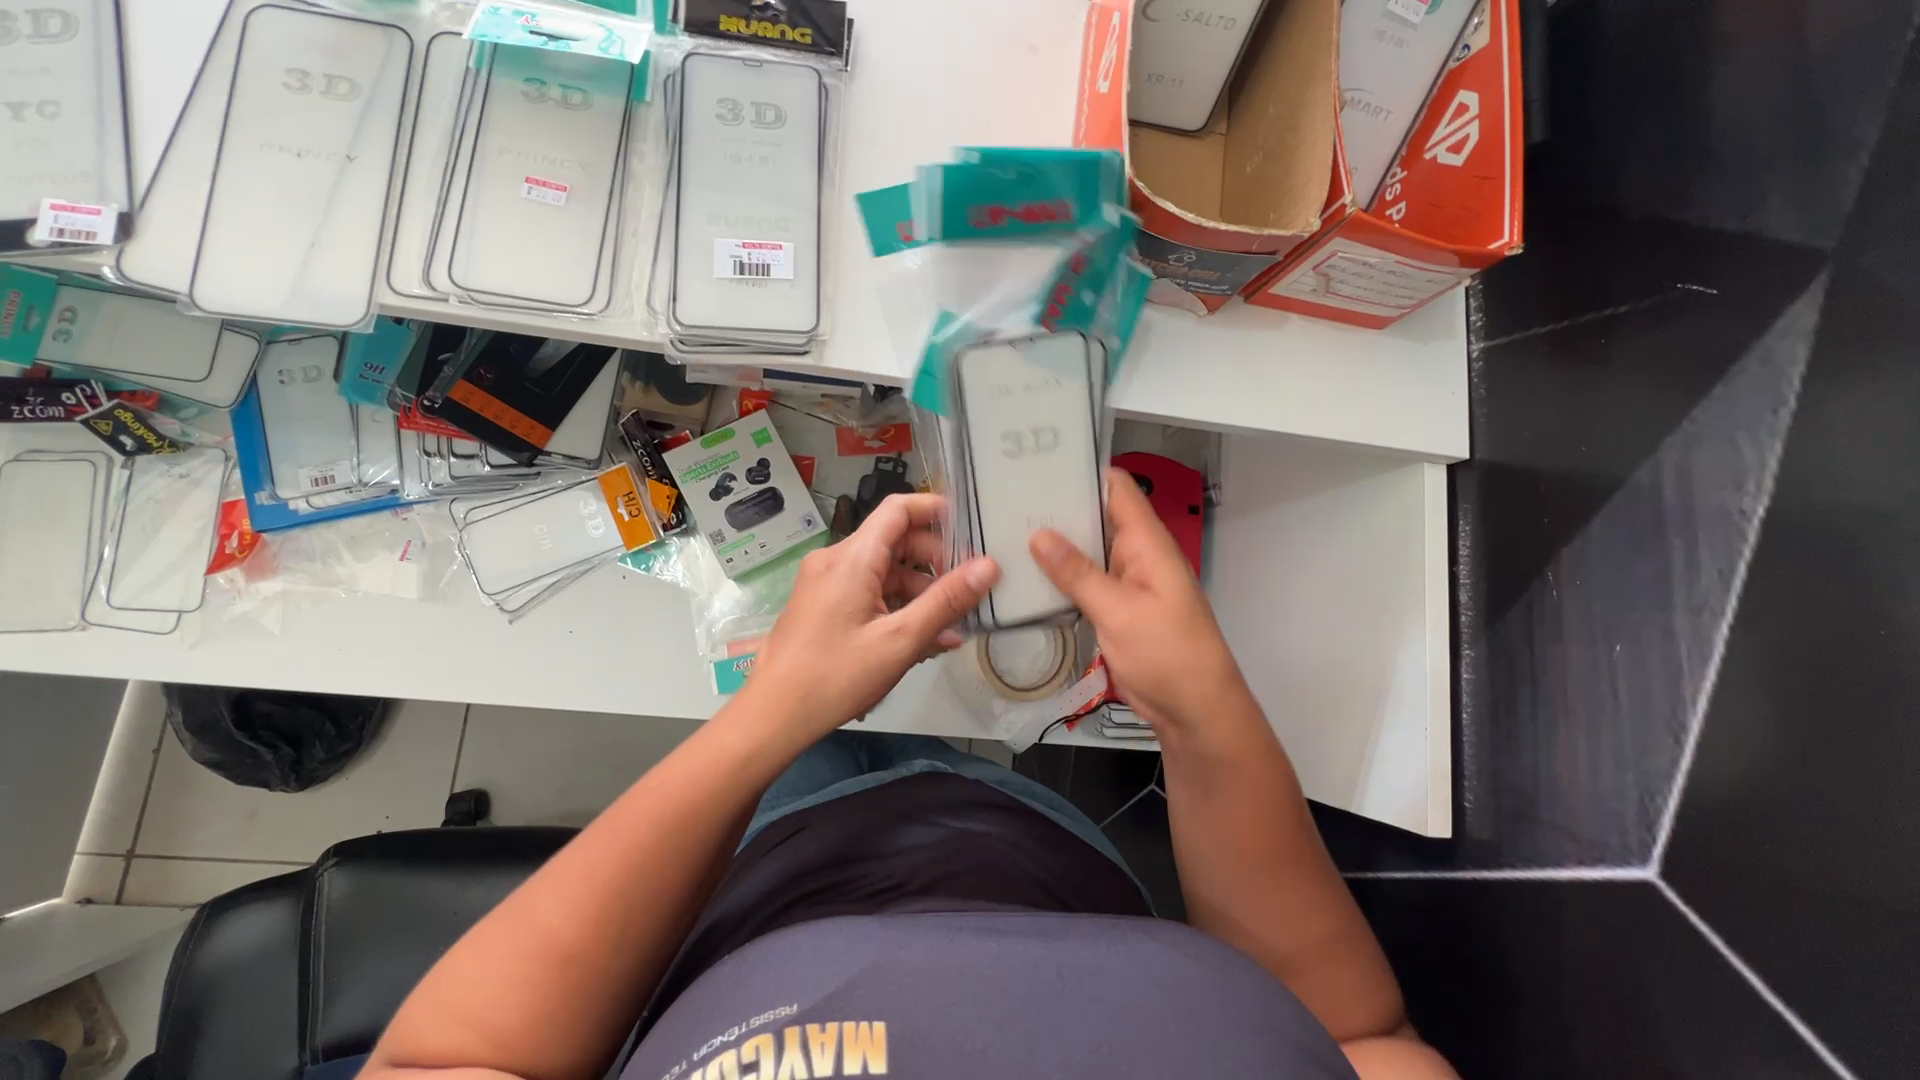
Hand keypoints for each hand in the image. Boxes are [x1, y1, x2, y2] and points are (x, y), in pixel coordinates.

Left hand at [745, 493, 999, 735]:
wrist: (774, 716)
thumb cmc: (836, 677)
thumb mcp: (900, 641)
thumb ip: (946, 602)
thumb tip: (989, 567)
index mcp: (851, 558)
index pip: (898, 509)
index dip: (935, 510)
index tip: (970, 527)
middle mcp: (835, 561)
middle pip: (894, 541)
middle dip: (934, 561)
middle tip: (967, 589)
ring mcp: (825, 584)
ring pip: (883, 571)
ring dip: (919, 592)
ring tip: (951, 626)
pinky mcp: (822, 606)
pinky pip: (867, 593)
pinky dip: (896, 607)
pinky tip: (922, 639)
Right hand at [1031, 466, 1250, 731]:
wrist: (1194, 710)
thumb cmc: (1166, 653)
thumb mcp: (1118, 611)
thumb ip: (1078, 572)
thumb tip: (1038, 534)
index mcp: (1147, 543)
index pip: (1116, 488)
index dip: (1082, 470)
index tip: (1037, 463)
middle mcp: (1137, 555)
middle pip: (1097, 516)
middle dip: (1059, 506)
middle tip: (1006, 498)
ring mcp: (1127, 583)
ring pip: (1088, 551)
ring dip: (1056, 543)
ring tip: (1005, 530)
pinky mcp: (1117, 609)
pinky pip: (1086, 582)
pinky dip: (1061, 576)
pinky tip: (1026, 574)